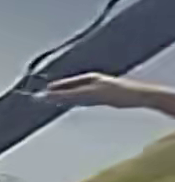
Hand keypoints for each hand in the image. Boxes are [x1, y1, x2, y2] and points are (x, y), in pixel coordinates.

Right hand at [41, 72, 155, 108]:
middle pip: (67, 88)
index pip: (59, 83)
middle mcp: (91, 80)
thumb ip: (63, 95)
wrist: (143, 97)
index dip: (48, 90)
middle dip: (57, 95)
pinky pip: (84, 98)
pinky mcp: (103, 95)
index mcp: (86, 77)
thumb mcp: (86, 94)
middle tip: (47, 102)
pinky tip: (79, 104)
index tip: (37, 98)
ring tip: (62, 104)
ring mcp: (97, 87)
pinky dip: (78, 102)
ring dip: (68, 99)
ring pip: (75, 93)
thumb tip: (42, 97)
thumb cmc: (118, 93)